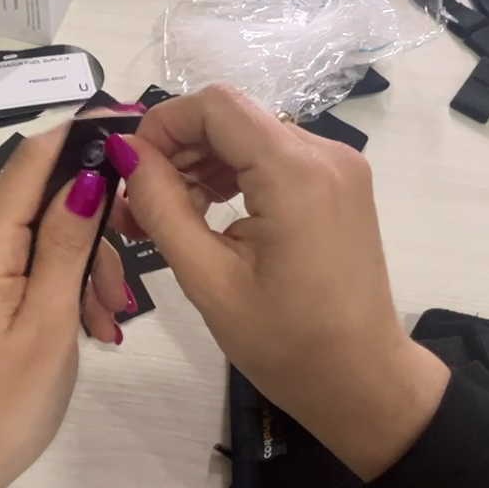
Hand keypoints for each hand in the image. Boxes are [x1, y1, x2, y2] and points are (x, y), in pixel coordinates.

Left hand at [0, 124, 131, 487]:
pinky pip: (30, 261)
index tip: (131, 123)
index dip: (80, 134)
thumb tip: (87, 174)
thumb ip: (66, 241)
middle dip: (94, 227)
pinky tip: (90, 324)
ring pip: (44, 233)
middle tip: (123, 284)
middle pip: (43, 197)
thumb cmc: (5, 400)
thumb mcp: (50, 319)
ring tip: (107, 321)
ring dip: (85, 264)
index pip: (32, 158)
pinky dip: (65, 281)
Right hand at [105, 86, 448, 480]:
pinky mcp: (336, 182)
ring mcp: (336, 165)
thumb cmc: (287, 344)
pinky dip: (231, 175)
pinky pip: (270, 156)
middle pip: (231, 117)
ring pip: (247, 135)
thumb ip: (161, 205)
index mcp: (296, 172)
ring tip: (167, 216)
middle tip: (139, 203)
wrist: (364, 382)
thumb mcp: (208, 279)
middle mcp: (324, 152)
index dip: (163, 124)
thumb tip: (125, 151)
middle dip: (176, 149)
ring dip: (199, 164)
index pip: (215, 105)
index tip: (130, 169)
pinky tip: (206, 214)